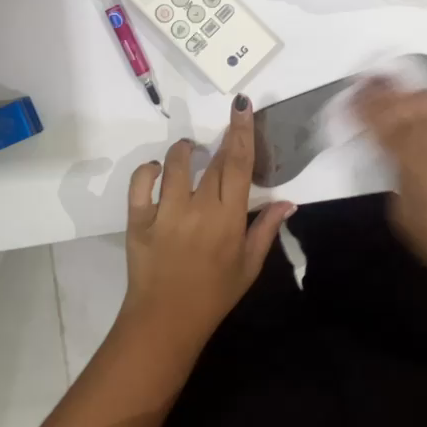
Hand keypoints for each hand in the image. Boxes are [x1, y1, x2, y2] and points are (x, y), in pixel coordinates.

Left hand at [119, 96, 295, 355]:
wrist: (166, 321)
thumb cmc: (213, 295)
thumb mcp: (248, 266)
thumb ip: (266, 229)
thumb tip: (288, 201)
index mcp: (228, 219)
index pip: (240, 165)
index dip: (242, 132)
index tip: (242, 106)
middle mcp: (198, 208)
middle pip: (214, 161)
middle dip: (223, 137)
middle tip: (228, 122)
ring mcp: (165, 212)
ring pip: (175, 164)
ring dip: (185, 150)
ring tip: (190, 150)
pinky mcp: (138, 219)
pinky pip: (140, 183)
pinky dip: (148, 170)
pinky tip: (157, 170)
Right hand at [354, 77, 426, 289]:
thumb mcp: (403, 216)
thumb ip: (396, 180)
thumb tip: (392, 159)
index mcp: (419, 171)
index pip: (388, 131)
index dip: (368, 110)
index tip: (352, 95)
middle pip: (411, 113)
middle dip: (387, 93)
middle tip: (368, 78)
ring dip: (408, 94)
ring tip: (392, 79)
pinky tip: (421, 97)